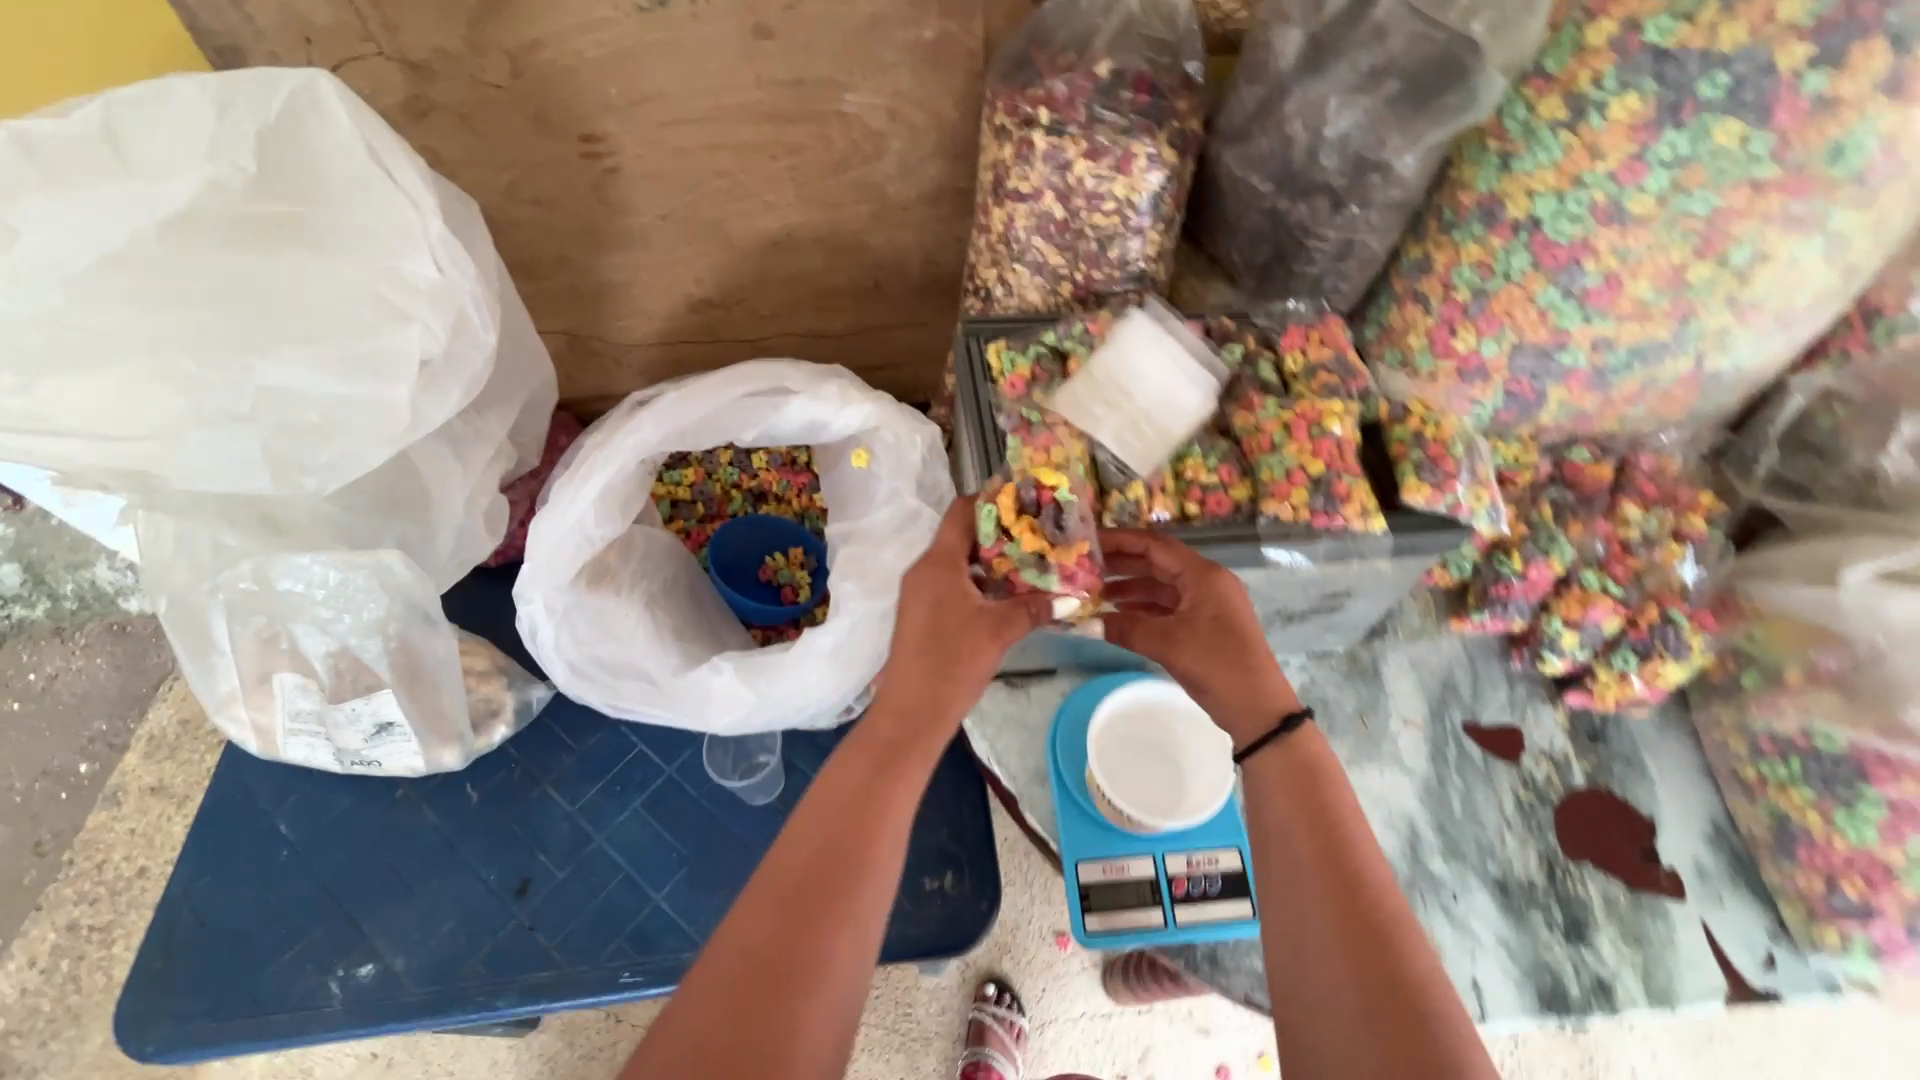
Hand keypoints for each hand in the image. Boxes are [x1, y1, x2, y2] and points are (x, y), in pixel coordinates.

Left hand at [873, 496, 1051, 729]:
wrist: (911, 712)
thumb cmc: (952, 662)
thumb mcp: (999, 631)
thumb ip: (1034, 608)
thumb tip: (1073, 597)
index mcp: (937, 562)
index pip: (962, 511)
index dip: (992, 501)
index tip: (1027, 503)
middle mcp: (924, 570)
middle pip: (962, 537)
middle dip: (1001, 535)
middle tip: (1039, 536)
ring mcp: (921, 593)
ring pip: (959, 563)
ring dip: (992, 563)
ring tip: (1032, 564)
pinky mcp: (923, 614)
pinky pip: (953, 585)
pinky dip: (980, 585)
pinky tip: (1009, 597)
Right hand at [1099, 528, 1301, 744]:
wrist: (1257, 708)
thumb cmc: (1216, 665)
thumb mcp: (1167, 644)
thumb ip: (1125, 628)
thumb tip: (1086, 622)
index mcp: (1203, 575)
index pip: (1155, 545)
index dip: (1120, 540)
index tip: (1090, 542)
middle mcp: (1206, 582)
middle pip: (1157, 563)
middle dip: (1122, 565)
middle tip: (1085, 568)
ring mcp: (1208, 604)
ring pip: (1162, 586)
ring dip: (1130, 589)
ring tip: (1095, 595)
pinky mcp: (1206, 625)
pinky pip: (1169, 607)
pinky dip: (1144, 609)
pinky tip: (1118, 616)